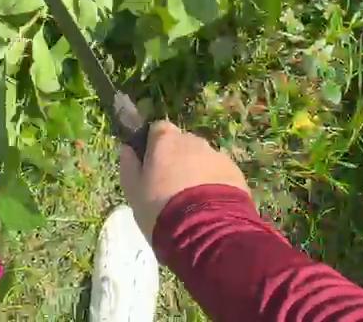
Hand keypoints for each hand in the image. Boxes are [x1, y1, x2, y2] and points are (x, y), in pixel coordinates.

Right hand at [118, 120, 251, 237]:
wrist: (205, 232)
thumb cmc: (161, 208)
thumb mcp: (133, 191)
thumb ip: (129, 165)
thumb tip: (127, 148)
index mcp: (166, 139)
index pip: (157, 130)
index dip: (153, 146)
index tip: (151, 167)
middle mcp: (192, 139)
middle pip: (182, 144)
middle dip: (177, 161)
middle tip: (171, 190)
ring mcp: (216, 154)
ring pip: (202, 160)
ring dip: (196, 174)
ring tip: (192, 205)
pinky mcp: (234, 172)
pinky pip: (219, 175)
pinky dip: (214, 186)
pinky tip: (210, 209)